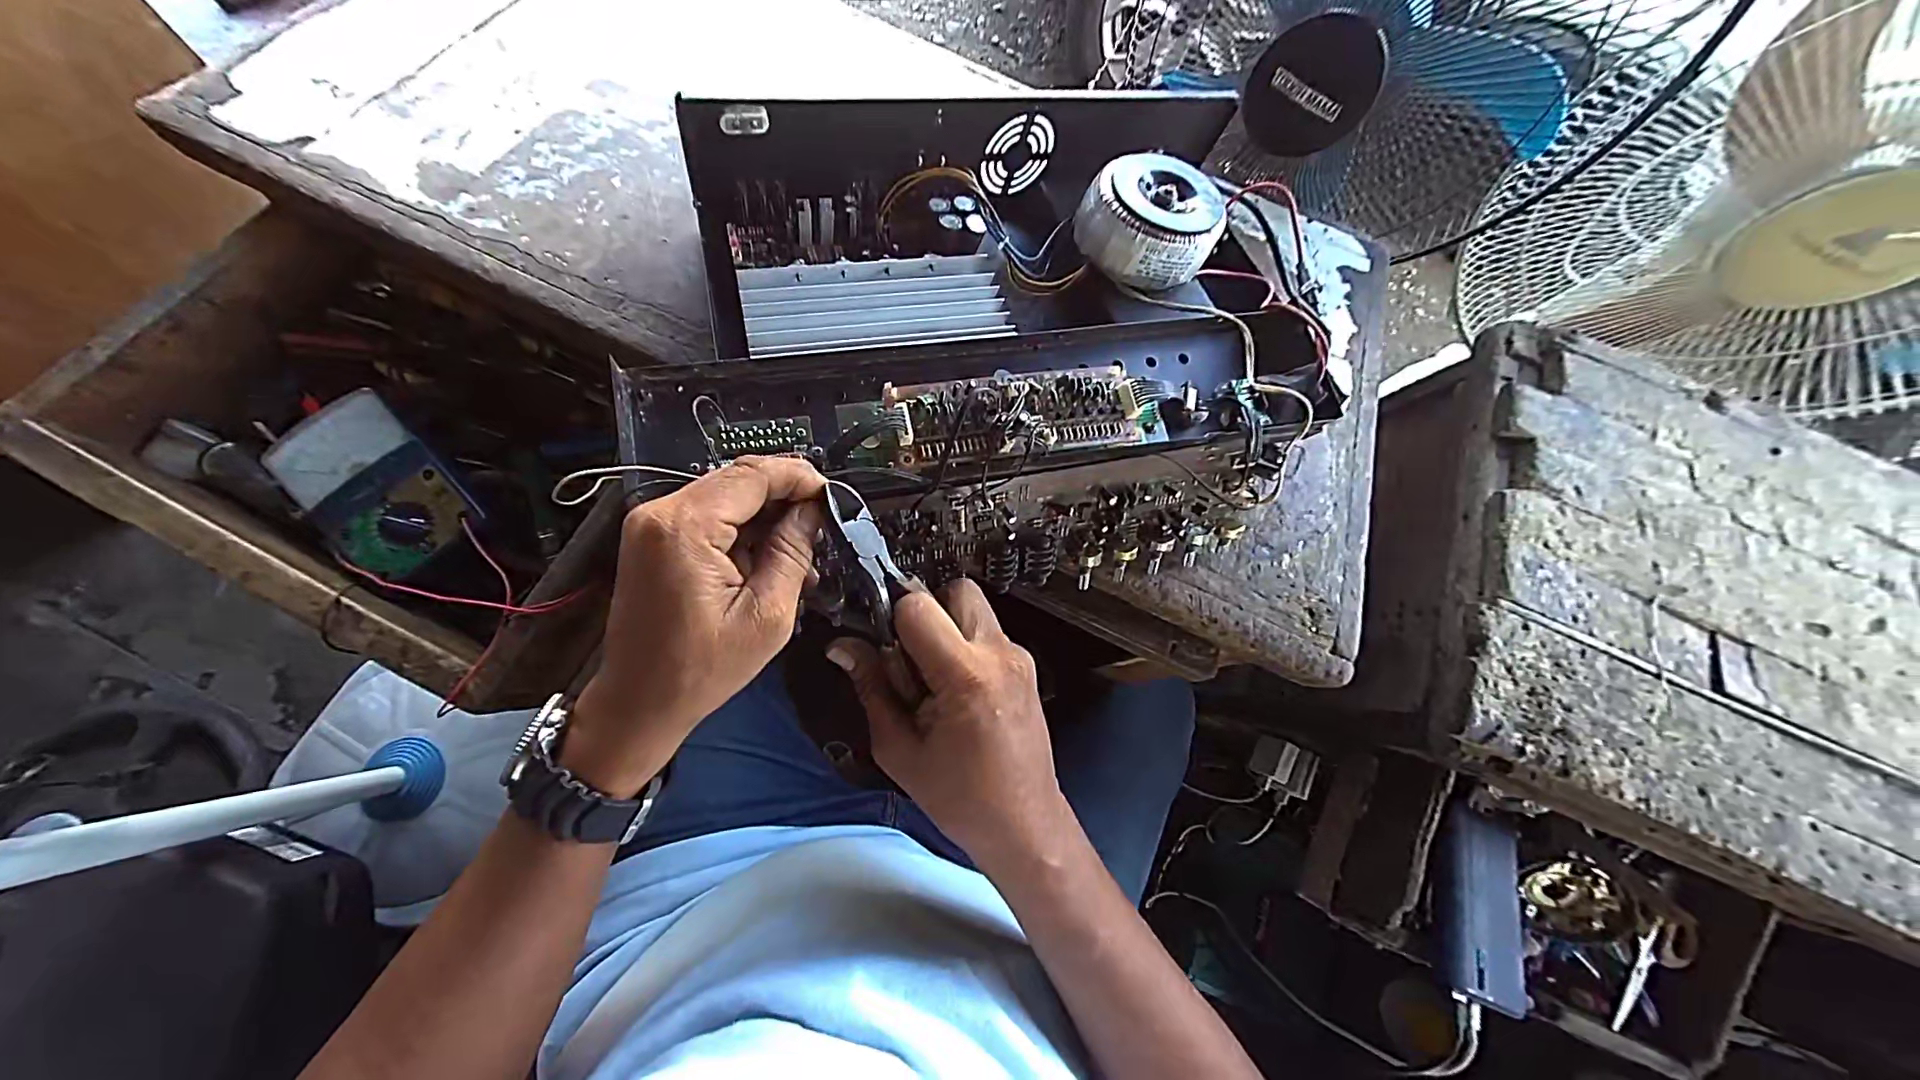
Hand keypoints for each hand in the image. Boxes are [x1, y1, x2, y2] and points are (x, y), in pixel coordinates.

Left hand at [566, 457, 825, 795]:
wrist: (639, 702)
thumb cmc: (701, 670)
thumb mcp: (768, 615)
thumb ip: (793, 552)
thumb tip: (813, 511)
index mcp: (685, 527)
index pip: (753, 475)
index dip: (800, 478)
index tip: (832, 497)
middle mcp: (660, 512)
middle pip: (739, 480)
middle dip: (785, 498)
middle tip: (822, 527)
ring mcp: (652, 523)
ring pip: (727, 497)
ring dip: (766, 517)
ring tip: (800, 554)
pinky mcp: (654, 537)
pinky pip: (710, 516)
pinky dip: (743, 530)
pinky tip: (767, 559)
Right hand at [827, 579, 1074, 872]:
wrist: (1024, 824)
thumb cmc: (962, 799)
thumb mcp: (900, 749)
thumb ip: (871, 688)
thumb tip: (844, 648)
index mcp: (967, 676)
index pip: (918, 605)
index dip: (892, 620)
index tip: (884, 649)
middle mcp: (999, 655)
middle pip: (955, 589)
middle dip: (924, 611)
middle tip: (908, 655)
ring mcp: (1018, 657)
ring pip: (973, 606)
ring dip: (946, 625)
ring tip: (932, 674)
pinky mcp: (1025, 665)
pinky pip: (987, 631)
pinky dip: (964, 642)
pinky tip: (954, 687)